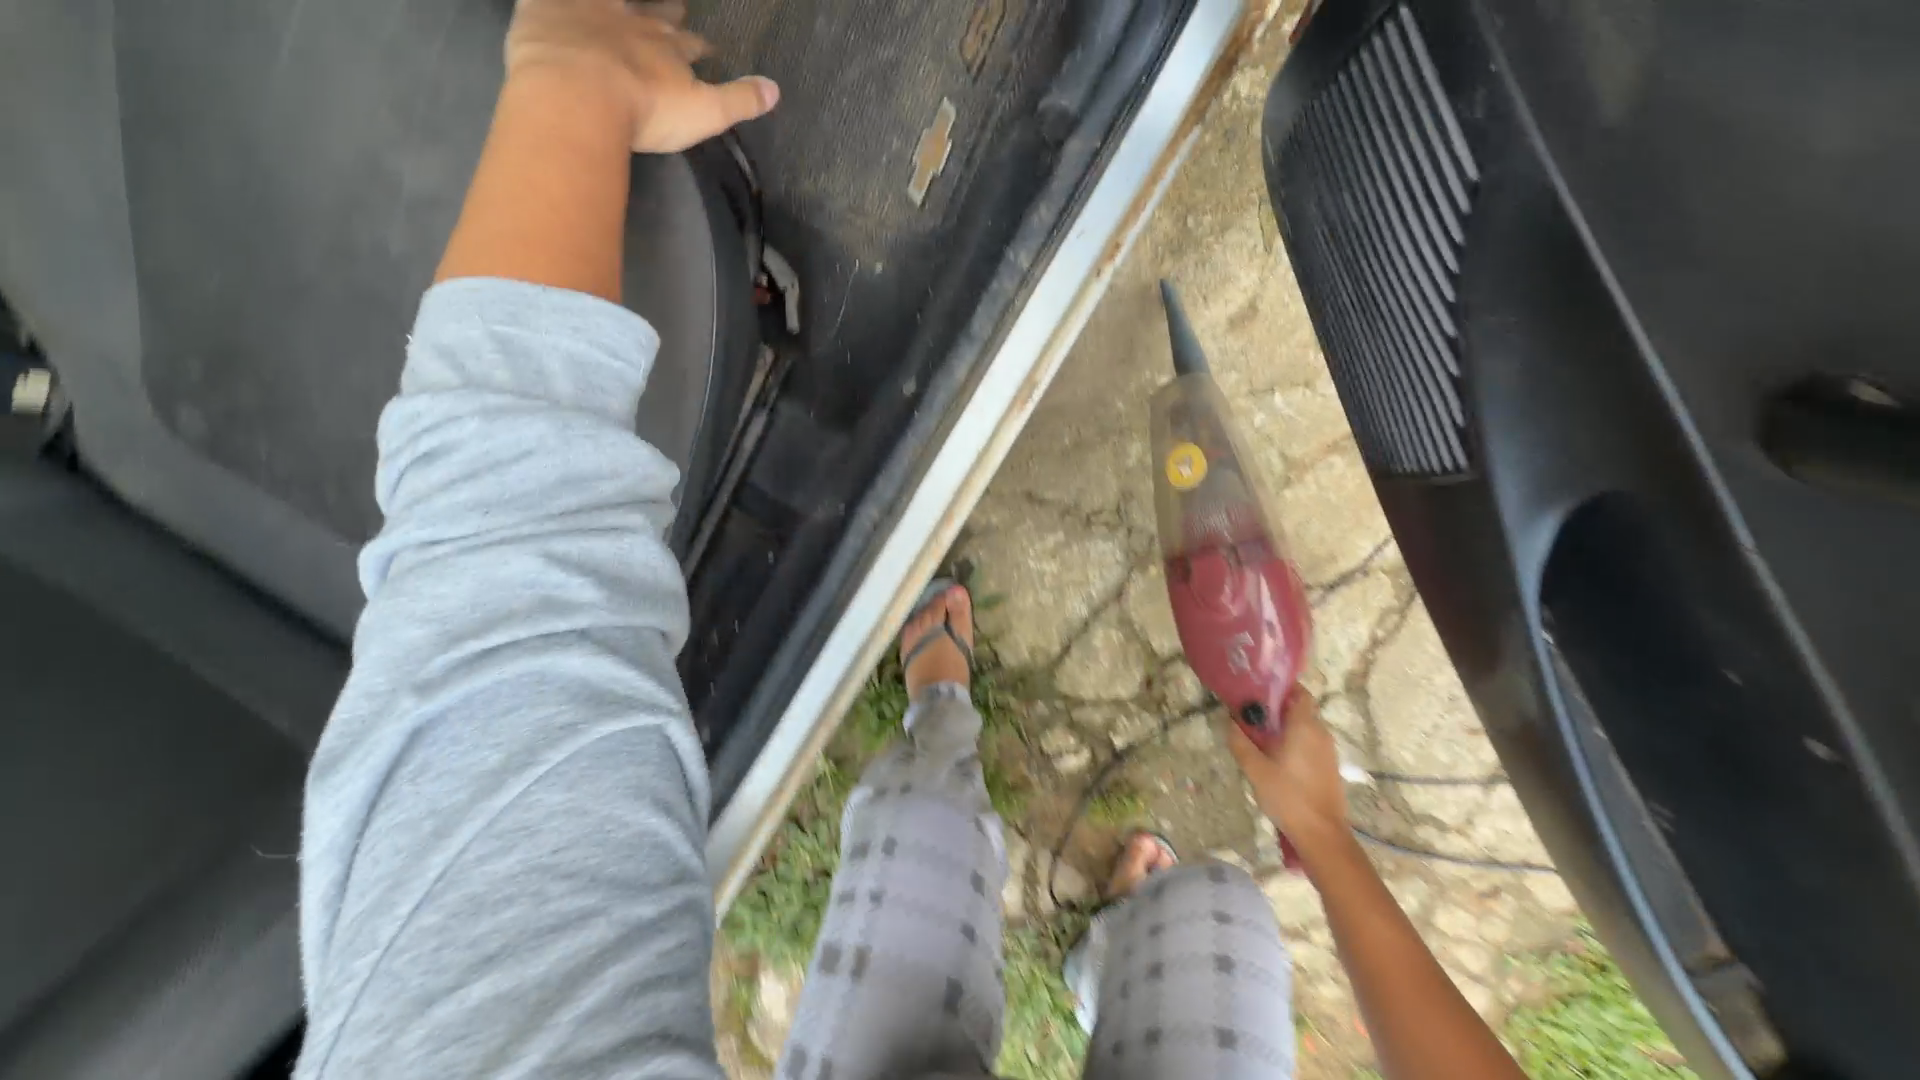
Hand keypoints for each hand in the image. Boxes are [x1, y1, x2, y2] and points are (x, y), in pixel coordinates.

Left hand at [505, 0, 779, 153]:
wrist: (577, 96)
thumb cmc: (644, 110)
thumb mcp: (704, 112)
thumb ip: (739, 101)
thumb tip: (776, 89)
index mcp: (668, 50)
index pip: (689, 46)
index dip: (697, 48)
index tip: (704, 48)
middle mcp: (632, 23)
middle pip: (652, 15)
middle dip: (665, 15)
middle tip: (673, 9)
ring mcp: (586, 13)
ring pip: (608, 2)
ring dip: (619, 5)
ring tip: (623, 7)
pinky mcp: (543, 11)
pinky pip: (550, 0)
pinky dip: (554, 4)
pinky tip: (553, 4)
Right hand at [1225, 689, 1349, 857]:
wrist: (1322, 833)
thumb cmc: (1288, 796)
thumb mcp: (1256, 770)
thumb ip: (1241, 743)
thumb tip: (1229, 722)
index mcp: (1304, 726)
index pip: (1300, 693)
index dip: (1282, 688)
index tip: (1259, 692)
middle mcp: (1320, 733)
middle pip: (1300, 710)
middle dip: (1277, 710)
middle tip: (1251, 717)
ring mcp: (1327, 750)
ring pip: (1304, 728)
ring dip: (1284, 728)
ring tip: (1259, 739)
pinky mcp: (1328, 766)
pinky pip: (1309, 743)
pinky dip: (1294, 743)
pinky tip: (1275, 759)